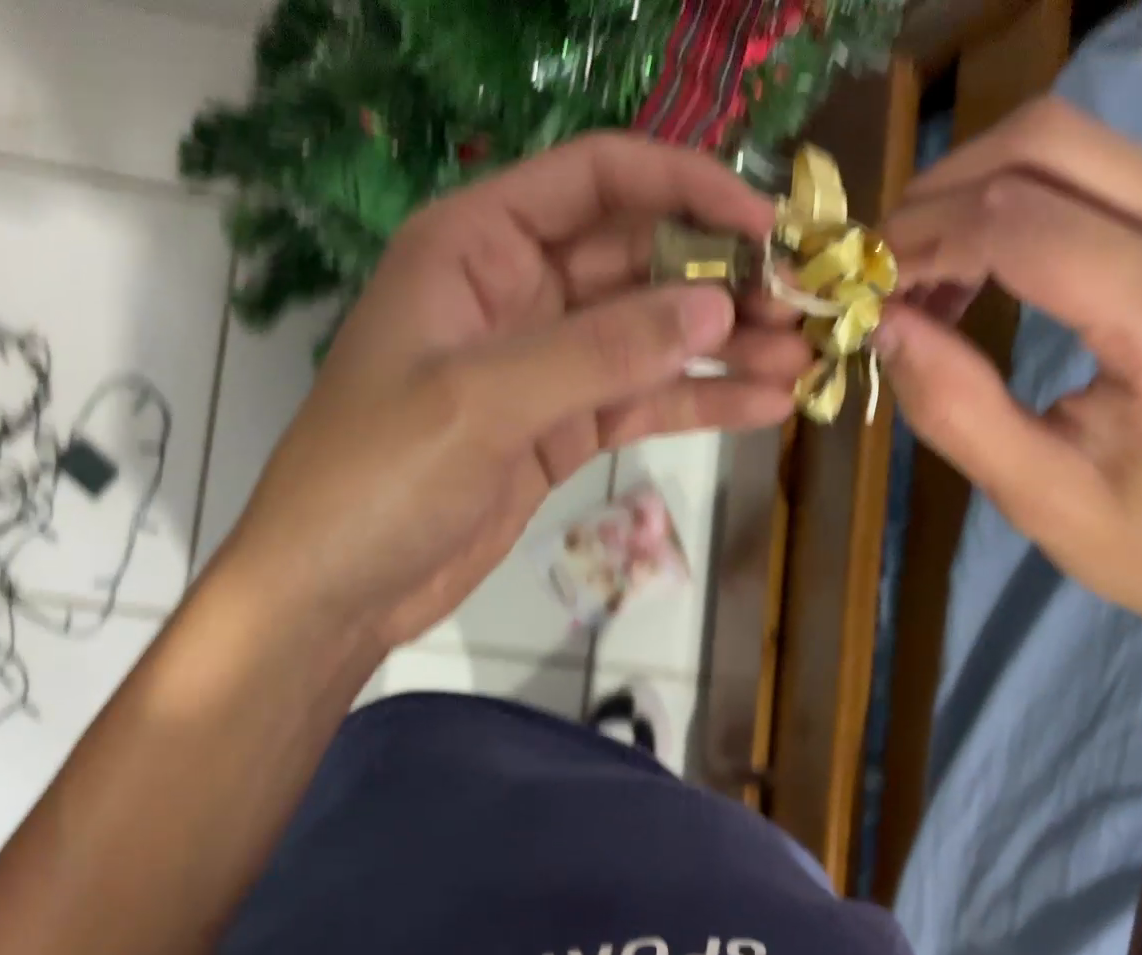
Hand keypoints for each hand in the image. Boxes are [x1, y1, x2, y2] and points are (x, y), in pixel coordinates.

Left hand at [227, 134, 809, 650]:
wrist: (334, 589)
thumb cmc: (378, 476)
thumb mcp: (483, 401)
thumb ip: (600, 349)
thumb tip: (718, 303)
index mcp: (474, 245)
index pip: (596, 177)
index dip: (686, 187)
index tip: (768, 226)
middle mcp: (513, 289)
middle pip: (635, 255)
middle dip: (721, 275)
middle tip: (807, 305)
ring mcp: (540, 364)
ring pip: (648, 333)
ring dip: (724, 341)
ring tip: (807, 357)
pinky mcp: (557, 429)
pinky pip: (639, 399)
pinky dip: (697, 400)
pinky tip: (767, 404)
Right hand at [873, 101, 1141, 737]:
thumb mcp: (1034, 493)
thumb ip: (951, 403)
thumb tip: (879, 322)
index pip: (1015, 222)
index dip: (917, 243)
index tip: (858, 292)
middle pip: (1045, 141)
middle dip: (939, 194)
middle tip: (883, 271)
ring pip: (1068, 144)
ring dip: (973, 193)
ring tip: (923, 279)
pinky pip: (1093, 177)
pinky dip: (1013, 205)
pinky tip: (978, 274)